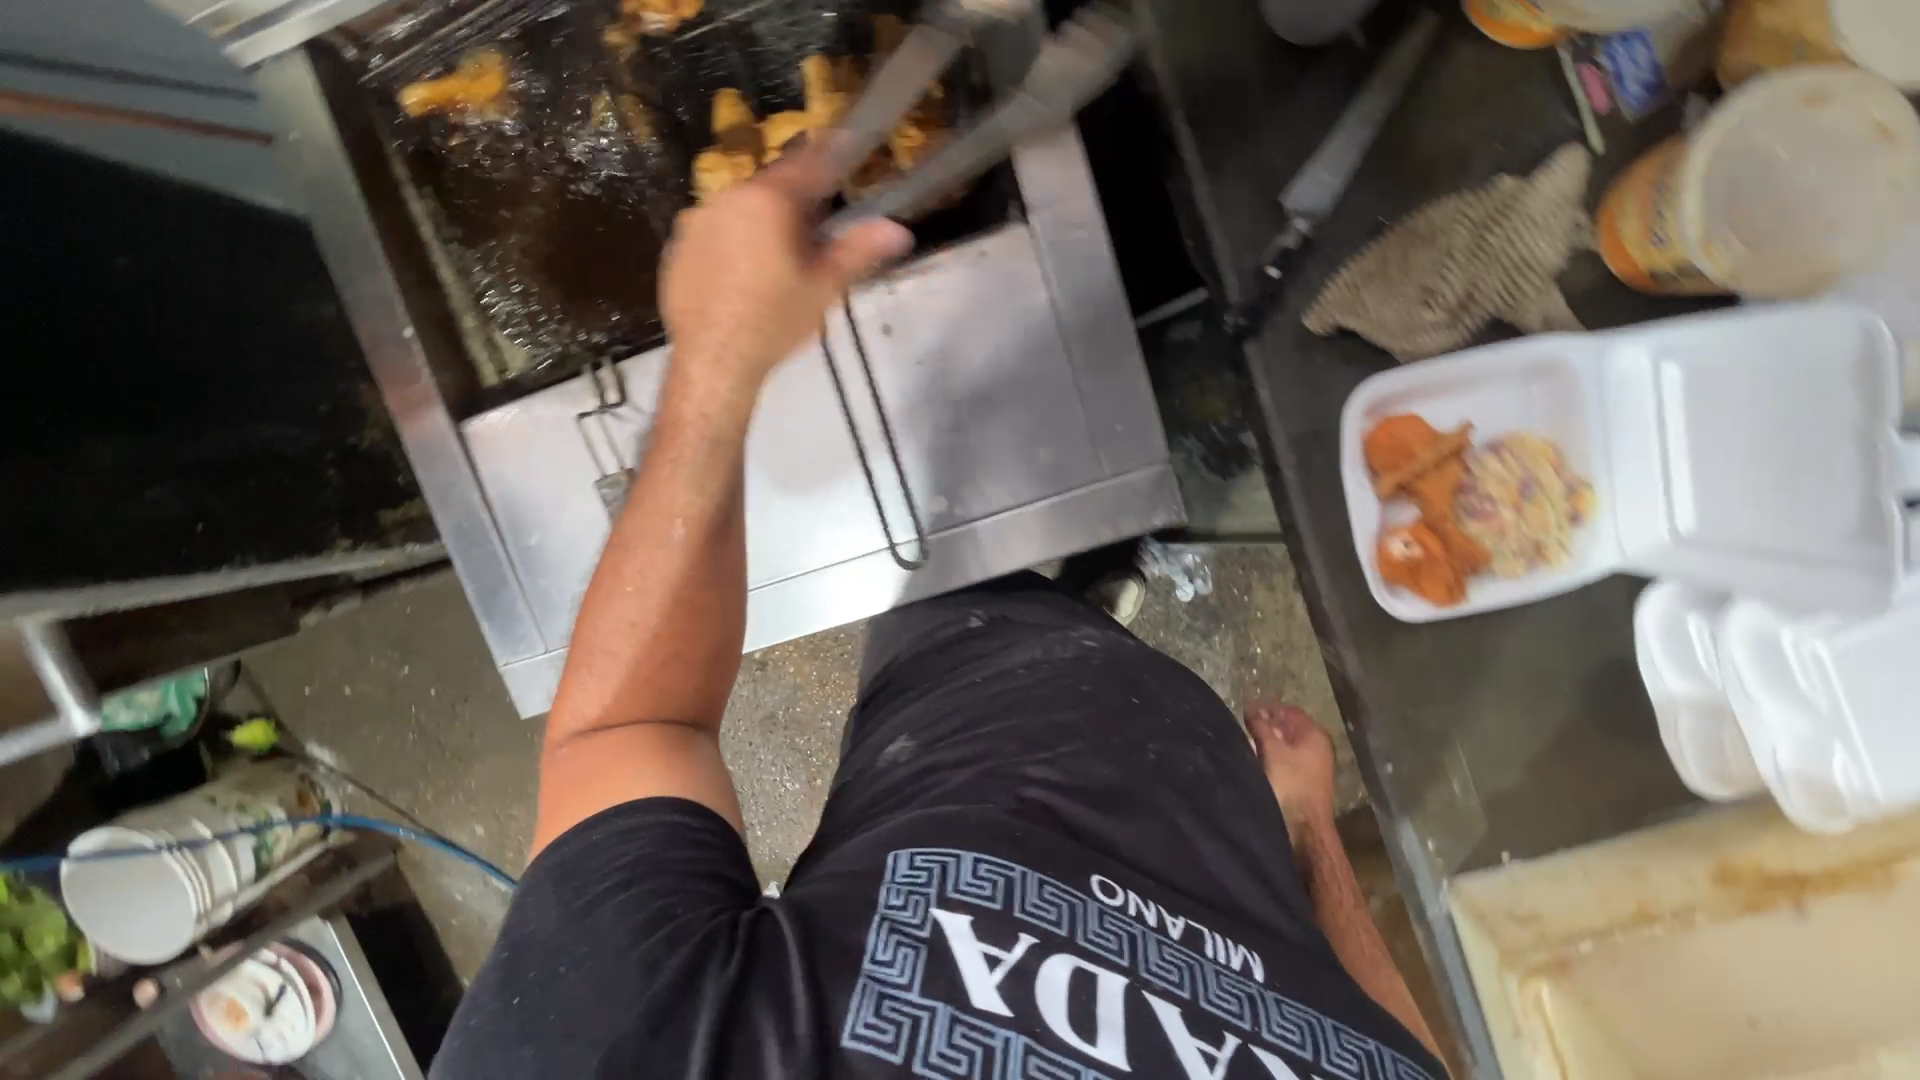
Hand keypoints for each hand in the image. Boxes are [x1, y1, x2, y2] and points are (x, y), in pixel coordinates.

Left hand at [659, 147, 914, 388]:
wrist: (714, 360)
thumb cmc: (775, 321)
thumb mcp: (824, 287)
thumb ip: (859, 250)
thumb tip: (899, 230)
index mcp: (767, 200)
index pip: (806, 165)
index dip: (828, 159)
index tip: (843, 151)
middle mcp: (726, 197)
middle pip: (769, 191)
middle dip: (791, 206)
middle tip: (812, 238)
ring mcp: (695, 222)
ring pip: (739, 213)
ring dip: (759, 227)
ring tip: (776, 266)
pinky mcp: (676, 248)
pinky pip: (713, 237)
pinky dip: (731, 248)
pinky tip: (742, 283)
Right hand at [1246, 702, 1337, 836]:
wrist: (1305, 826)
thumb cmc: (1289, 782)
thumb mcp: (1270, 749)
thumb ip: (1260, 726)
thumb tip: (1251, 710)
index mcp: (1314, 733)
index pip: (1288, 710)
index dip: (1267, 708)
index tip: (1245, 711)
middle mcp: (1319, 746)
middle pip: (1289, 727)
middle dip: (1267, 725)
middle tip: (1245, 727)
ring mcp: (1316, 764)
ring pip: (1289, 744)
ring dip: (1270, 742)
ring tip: (1249, 744)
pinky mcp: (1309, 780)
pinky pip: (1289, 759)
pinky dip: (1275, 756)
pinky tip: (1260, 762)